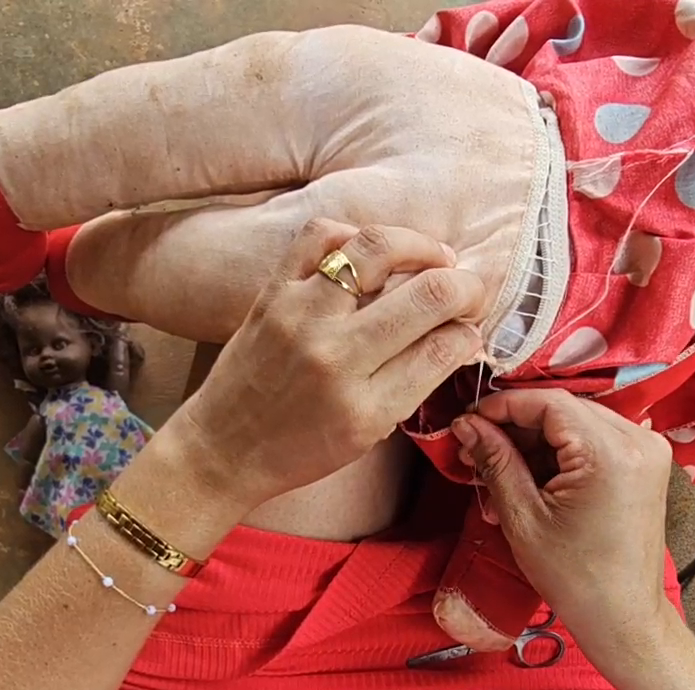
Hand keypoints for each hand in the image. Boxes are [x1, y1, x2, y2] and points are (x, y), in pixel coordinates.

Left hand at [167, 220, 485, 509]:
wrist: (225, 449)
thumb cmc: (299, 451)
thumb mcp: (366, 436)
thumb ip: (411, 385)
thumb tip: (455, 335)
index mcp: (366, 408)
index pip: (443, 348)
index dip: (469, 331)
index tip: (469, 328)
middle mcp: (337, 358)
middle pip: (428, 295)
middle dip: (465, 287)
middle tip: (465, 290)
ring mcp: (301, 318)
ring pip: (378, 249)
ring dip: (420, 245)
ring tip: (432, 257)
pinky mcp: (272, 295)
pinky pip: (319, 237)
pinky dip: (352, 234)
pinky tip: (367, 252)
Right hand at [451, 389, 677, 664]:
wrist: (622, 615)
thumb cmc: (572, 576)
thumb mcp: (523, 517)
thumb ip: (496, 461)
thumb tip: (466, 425)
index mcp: (610, 453)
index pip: (548, 403)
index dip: (502, 406)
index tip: (466, 420)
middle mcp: (638, 439)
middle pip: (562, 409)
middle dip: (514, 426)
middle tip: (474, 449)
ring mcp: (646, 448)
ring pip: (575, 422)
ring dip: (533, 441)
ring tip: (497, 471)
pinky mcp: (644, 462)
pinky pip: (592, 439)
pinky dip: (557, 452)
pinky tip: (529, 478)